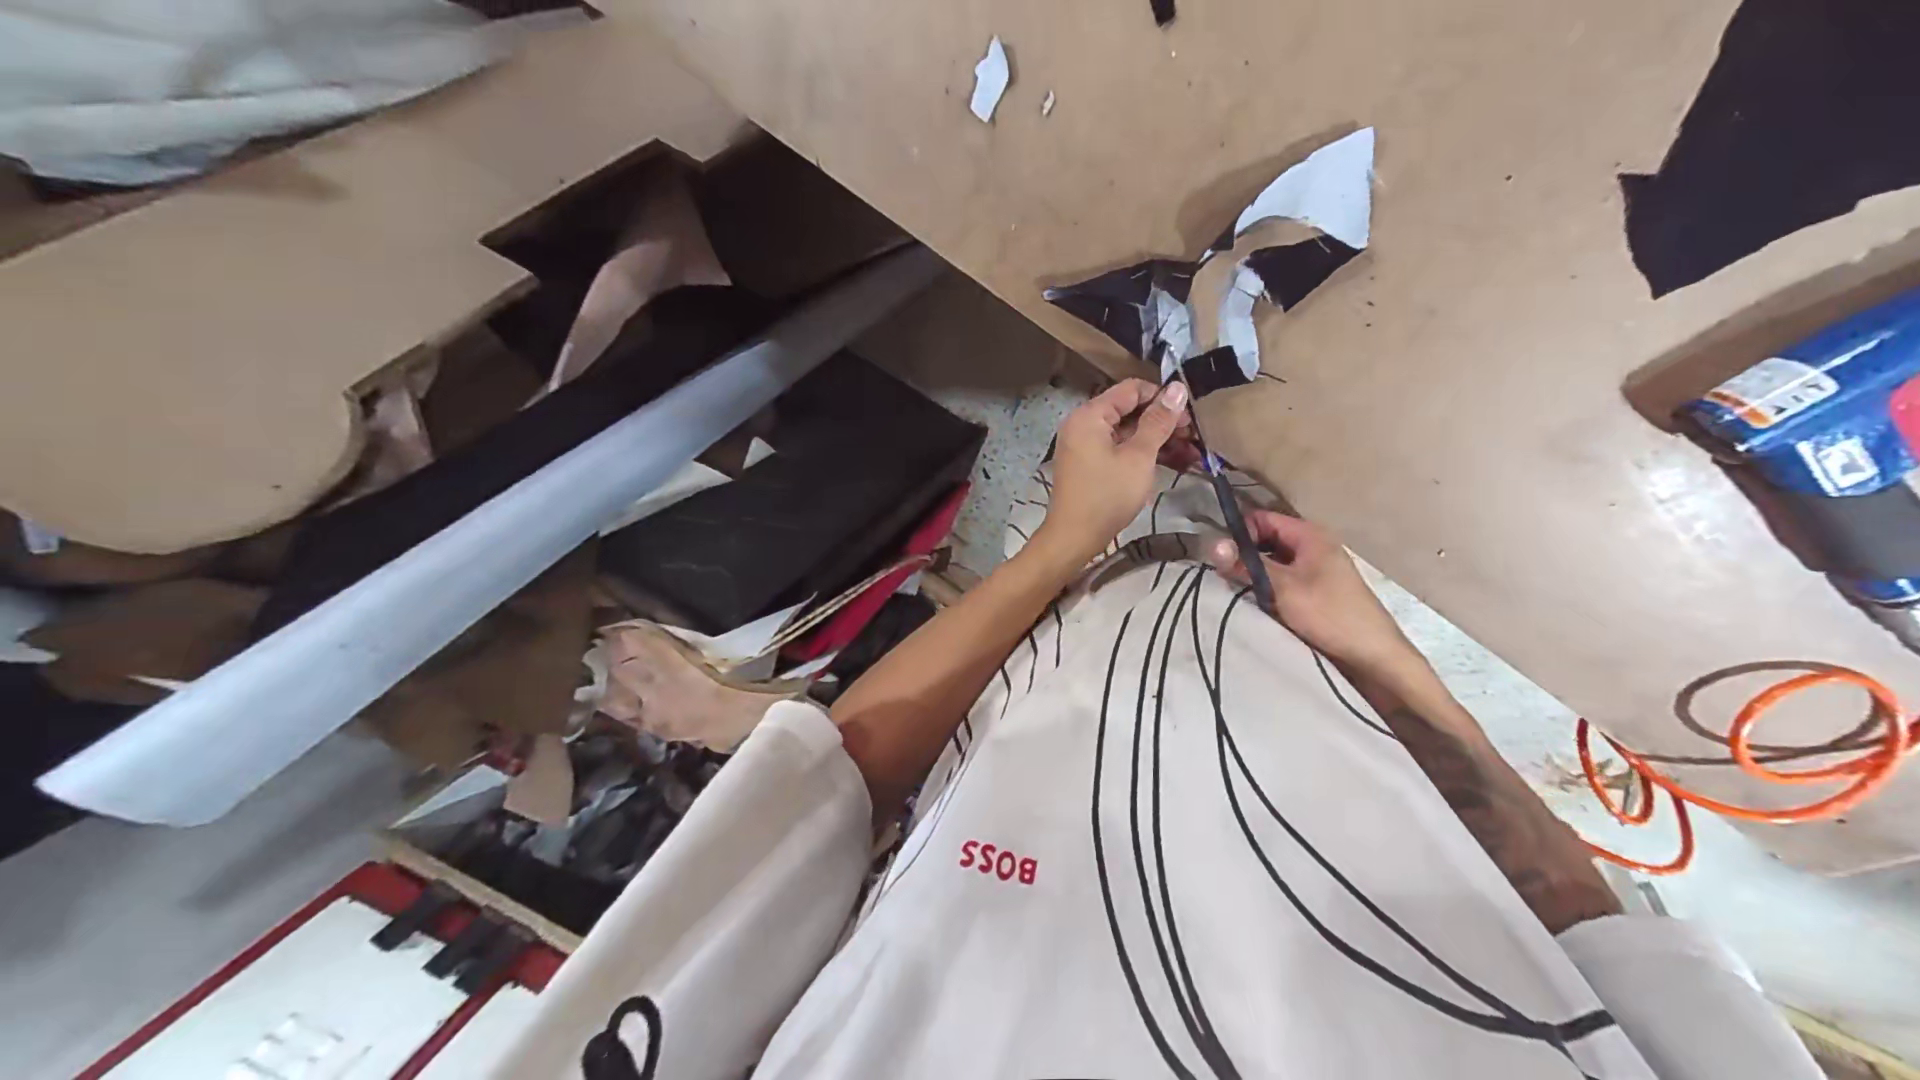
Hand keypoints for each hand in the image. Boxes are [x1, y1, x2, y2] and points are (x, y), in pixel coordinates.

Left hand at [1036, 379, 1192, 563]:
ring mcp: (1084, 444)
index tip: (1189, 414)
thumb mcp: (1138, 457)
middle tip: (1194, 435)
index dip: (1162, 397)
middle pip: (1129, 409)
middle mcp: (1083, 423)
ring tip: (1190, 451)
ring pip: (1126, 431)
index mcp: (1090, 415)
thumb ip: (1158, 422)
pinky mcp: (1089, 463)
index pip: (1131, 389)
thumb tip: (1177, 388)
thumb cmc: (1107, 496)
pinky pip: (1118, 448)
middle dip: (1162, 420)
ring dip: (1156, 439)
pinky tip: (1172, 462)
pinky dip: (1141, 453)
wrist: (1074, 537)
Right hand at [1202, 510, 1423, 677]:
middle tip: (1225, 576)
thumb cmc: (1329, 614)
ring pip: (1273, 562)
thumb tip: (1211, 544)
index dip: (1241, 533)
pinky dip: (1267, 588)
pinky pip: (1282, 580)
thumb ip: (1246, 564)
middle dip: (1244, 555)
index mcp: (1310, 535)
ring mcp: (1316, 570)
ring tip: (1238, 592)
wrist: (1371, 656)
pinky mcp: (1315, 591)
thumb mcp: (1281, 587)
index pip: (1263, 518)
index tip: (1224, 556)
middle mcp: (1314, 547)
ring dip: (1254, 575)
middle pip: (1266, 540)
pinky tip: (1256, 603)